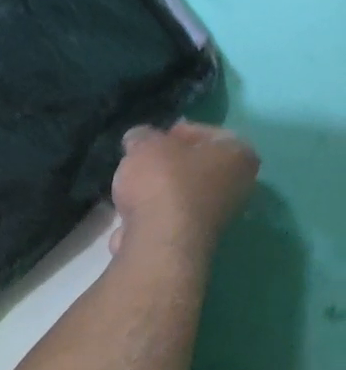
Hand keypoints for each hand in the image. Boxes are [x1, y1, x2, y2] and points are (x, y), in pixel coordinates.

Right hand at [109, 121, 258, 258]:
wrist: (160, 238)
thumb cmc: (161, 183)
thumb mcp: (144, 146)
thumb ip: (142, 136)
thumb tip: (139, 136)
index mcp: (238, 153)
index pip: (208, 132)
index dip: (174, 131)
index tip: (146, 138)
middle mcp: (240, 179)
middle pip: (199, 161)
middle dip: (168, 160)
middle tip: (137, 160)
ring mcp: (221, 208)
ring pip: (187, 186)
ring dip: (160, 184)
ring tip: (130, 184)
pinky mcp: (198, 229)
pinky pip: (175, 208)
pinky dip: (156, 205)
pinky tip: (134, 206)